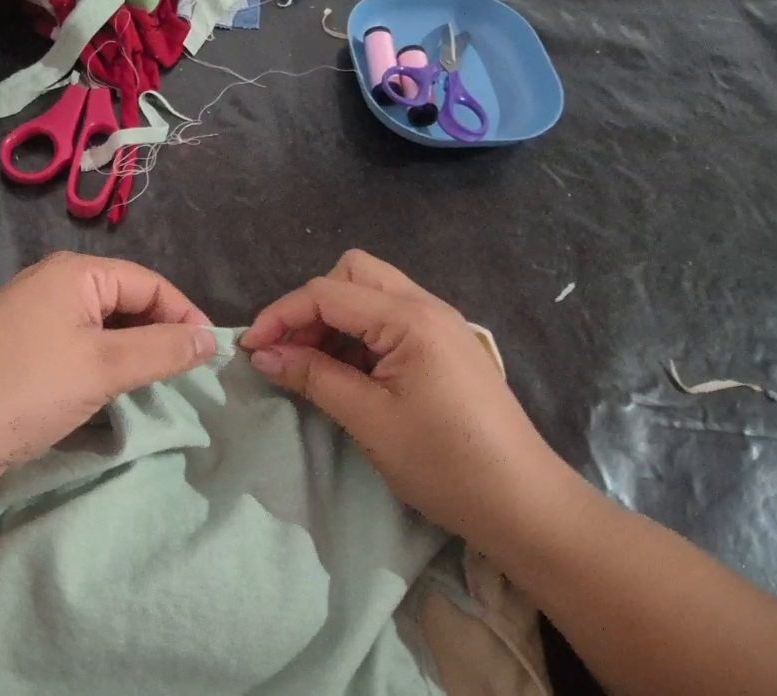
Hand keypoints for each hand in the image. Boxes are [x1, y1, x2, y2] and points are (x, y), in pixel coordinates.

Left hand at [0, 252, 213, 490]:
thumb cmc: (28, 389)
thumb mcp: (104, 367)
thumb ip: (163, 349)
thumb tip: (211, 339)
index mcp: (74, 273)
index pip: (149, 282)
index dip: (184, 315)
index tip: (210, 356)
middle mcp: (54, 284)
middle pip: (126, 300)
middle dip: (159, 333)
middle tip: (186, 374)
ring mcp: (34, 317)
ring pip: (103, 327)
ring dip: (132, 352)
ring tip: (156, 385)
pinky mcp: (23, 349)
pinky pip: (78, 346)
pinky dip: (103, 365)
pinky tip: (113, 392)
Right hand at [240, 250, 572, 543]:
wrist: (525, 504)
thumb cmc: (445, 463)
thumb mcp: (370, 420)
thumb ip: (314, 377)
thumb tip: (264, 355)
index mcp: (410, 318)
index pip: (327, 292)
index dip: (281, 315)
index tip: (251, 349)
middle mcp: (426, 305)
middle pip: (352, 272)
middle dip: (311, 305)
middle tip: (292, 352)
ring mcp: (440, 322)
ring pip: (371, 291)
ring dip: (334, 318)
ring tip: (314, 366)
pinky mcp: (445, 344)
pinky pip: (389, 316)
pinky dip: (359, 333)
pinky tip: (350, 372)